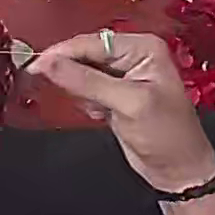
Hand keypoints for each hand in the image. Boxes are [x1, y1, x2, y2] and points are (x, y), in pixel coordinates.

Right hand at [29, 32, 214, 193]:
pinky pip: (85, 88)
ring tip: (96, 110)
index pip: (93, 42)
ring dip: (80, 91)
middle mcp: (132, 55)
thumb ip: (87, 81)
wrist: (179, 172)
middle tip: (57, 88)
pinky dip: (85, 101)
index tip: (35, 64)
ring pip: (81, 71)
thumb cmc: (166, 134)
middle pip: (85, 54)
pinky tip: (99, 115)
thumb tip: (48, 62)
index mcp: (142, 47)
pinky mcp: (112, 94)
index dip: (63, 52)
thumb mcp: (128, 104)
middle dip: (71, 73)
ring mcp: (121, 74)